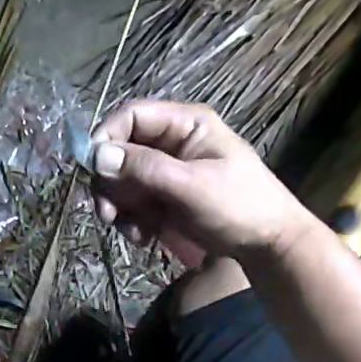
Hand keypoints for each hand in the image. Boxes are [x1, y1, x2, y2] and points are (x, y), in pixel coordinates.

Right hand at [89, 100, 311, 259]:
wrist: (268, 246)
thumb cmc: (239, 206)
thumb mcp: (191, 185)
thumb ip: (145, 168)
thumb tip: (96, 155)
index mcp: (186, 124)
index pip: (133, 116)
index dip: (107, 137)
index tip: (92, 167)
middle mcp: (172, 143)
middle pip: (121, 150)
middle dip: (111, 182)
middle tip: (107, 212)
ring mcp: (167, 172)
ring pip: (123, 181)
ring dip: (119, 206)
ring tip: (131, 230)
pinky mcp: (165, 199)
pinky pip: (134, 204)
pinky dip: (132, 221)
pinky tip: (143, 237)